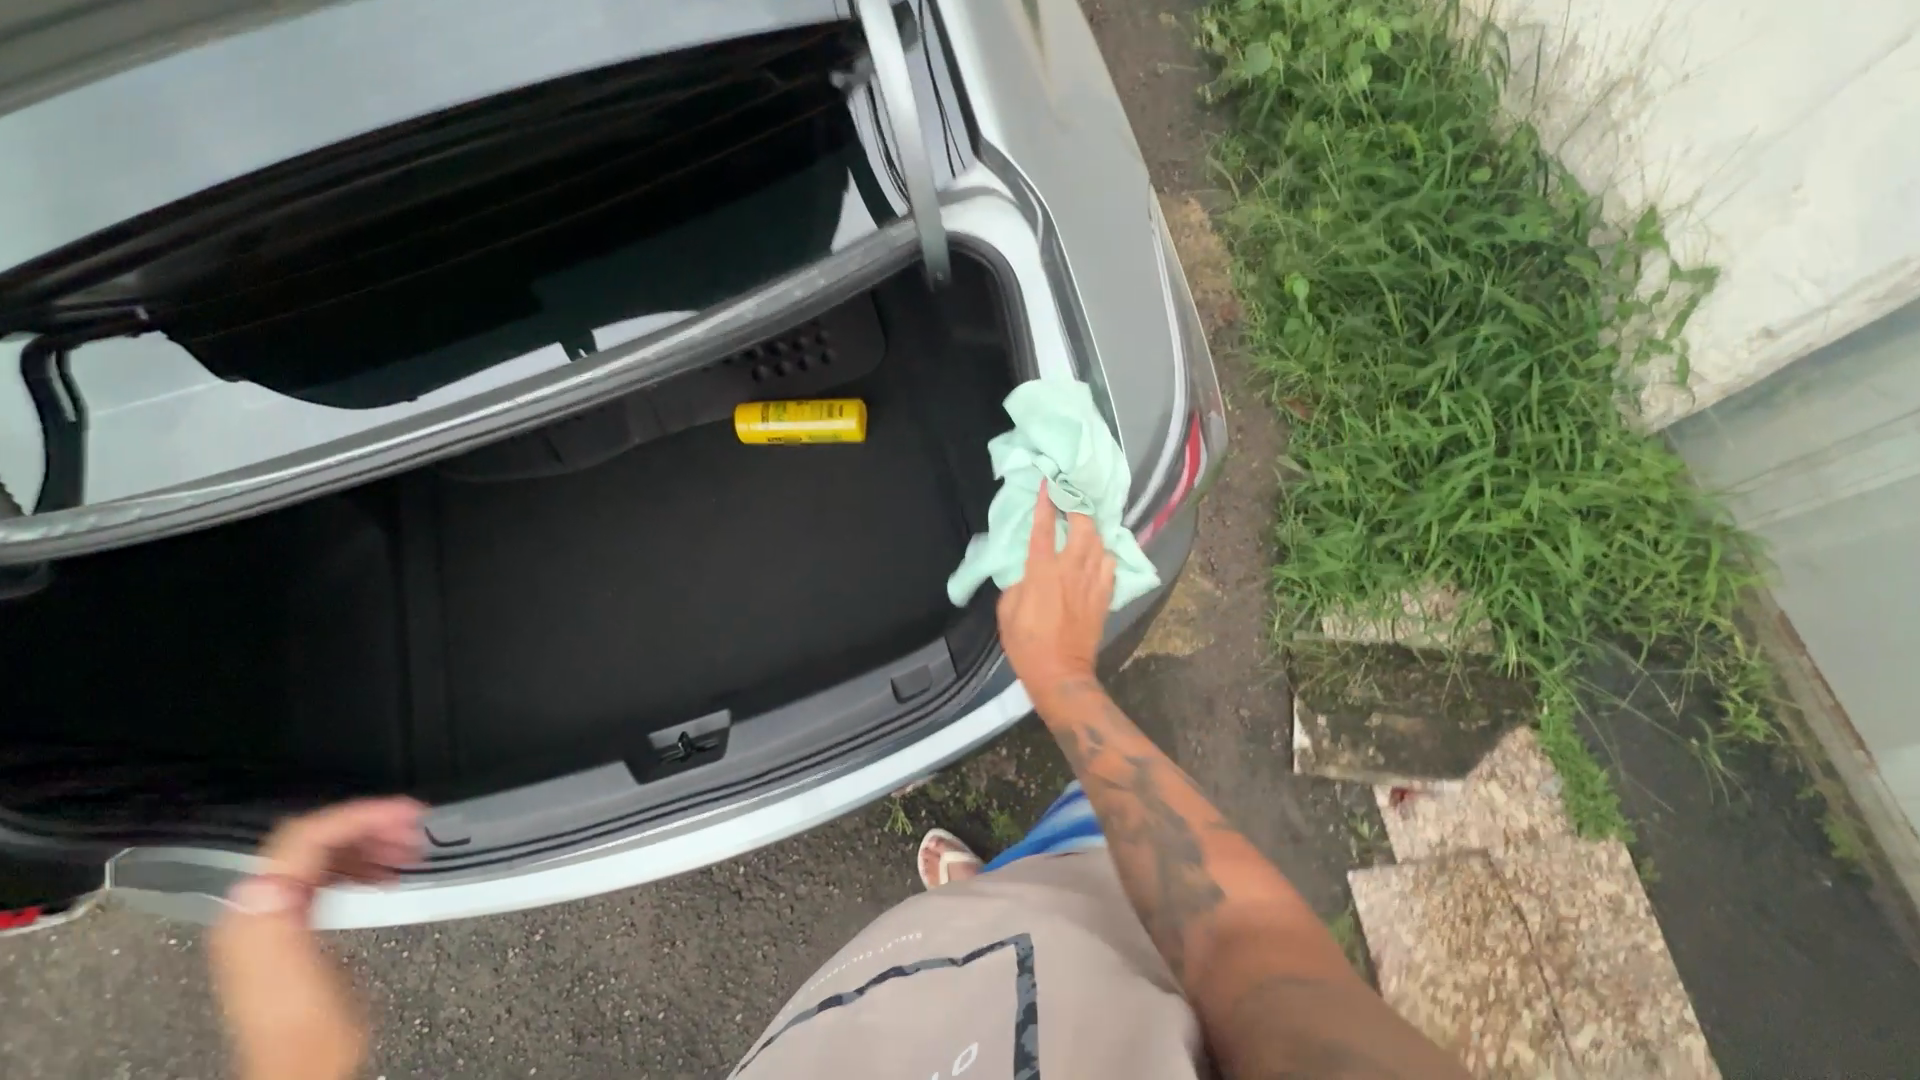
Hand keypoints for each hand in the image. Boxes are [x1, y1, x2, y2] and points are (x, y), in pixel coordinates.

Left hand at [208, 797, 425, 1079]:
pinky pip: (325, 876)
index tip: (407, 814)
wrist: (304, 1068)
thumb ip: (281, 924)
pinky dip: (361, 864)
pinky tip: (388, 873)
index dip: (358, 816)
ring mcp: (273, 916)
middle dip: (368, 826)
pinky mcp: (291, 928)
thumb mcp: (299, 977)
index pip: (303, 839)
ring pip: (321, 854)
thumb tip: (269, 880)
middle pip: (311, 841)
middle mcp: (257, 908)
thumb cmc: (312, 1031)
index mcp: (257, 914)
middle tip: (416, 828)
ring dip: (369, 843)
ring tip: (410, 848)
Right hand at [997, 481, 1116, 698]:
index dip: (1045, 504)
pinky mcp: (1104, 596)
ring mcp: (1092, 582)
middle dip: (1078, 508)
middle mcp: (1070, 570)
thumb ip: (1016, 585)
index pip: (1044, 529)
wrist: (1060, 673)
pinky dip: (1105, 554)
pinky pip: (1110, 565)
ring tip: (1085, 522)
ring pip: (1100, 543)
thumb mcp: (1007, 612)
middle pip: (1082, 527)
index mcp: (1041, 572)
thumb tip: (1026, 573)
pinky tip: (1099, 553)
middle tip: (1072, 499)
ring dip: (1092, 528)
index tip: (1048, 485)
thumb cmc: (1026, 644)